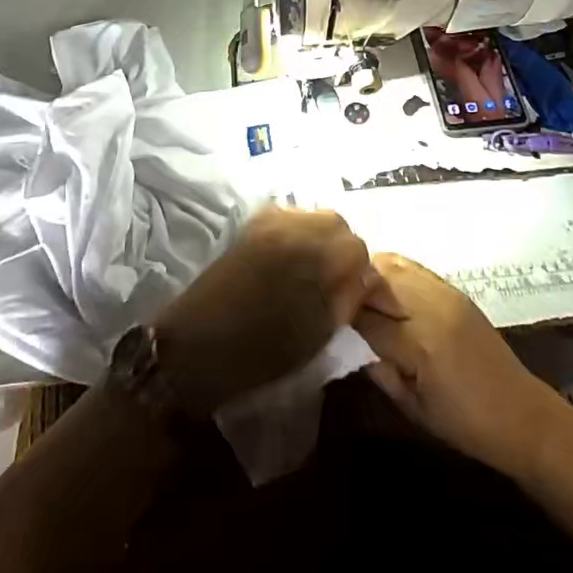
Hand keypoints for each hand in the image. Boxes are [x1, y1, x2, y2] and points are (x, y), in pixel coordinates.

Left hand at [151, 207, 371, 413]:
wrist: (191, 349)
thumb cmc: (261, 351)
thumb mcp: (319, 332)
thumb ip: (349, 298)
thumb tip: (367, 281)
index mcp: (320, 251)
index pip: (362, 253)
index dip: (372, 283)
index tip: (380, 309)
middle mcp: (300, 224)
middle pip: (342, 229)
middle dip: (349, 257)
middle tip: (348, 290)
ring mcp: (273, 221)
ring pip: (317, 222)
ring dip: (326, 245)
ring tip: (324, 277)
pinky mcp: (252, 227)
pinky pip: (291, 222)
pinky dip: (302, 240)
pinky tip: (299, 266)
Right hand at [354, 253, 564, 474]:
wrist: (520, 413)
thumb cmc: (464, 423)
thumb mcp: (412, 407)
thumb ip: (379, 370)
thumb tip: (349, 344)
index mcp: (419, 342)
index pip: (364, 318)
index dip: (341, 321)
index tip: (323, 323)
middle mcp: (432, 307)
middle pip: (377, 278)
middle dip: (351, 289)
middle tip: (332, 302)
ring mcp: (446, 294)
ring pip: (396, 265)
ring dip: (370, 274)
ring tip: (353, 292)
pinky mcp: (456, 291)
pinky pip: (416, 270)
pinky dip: (394, 273)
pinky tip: (383, 289)